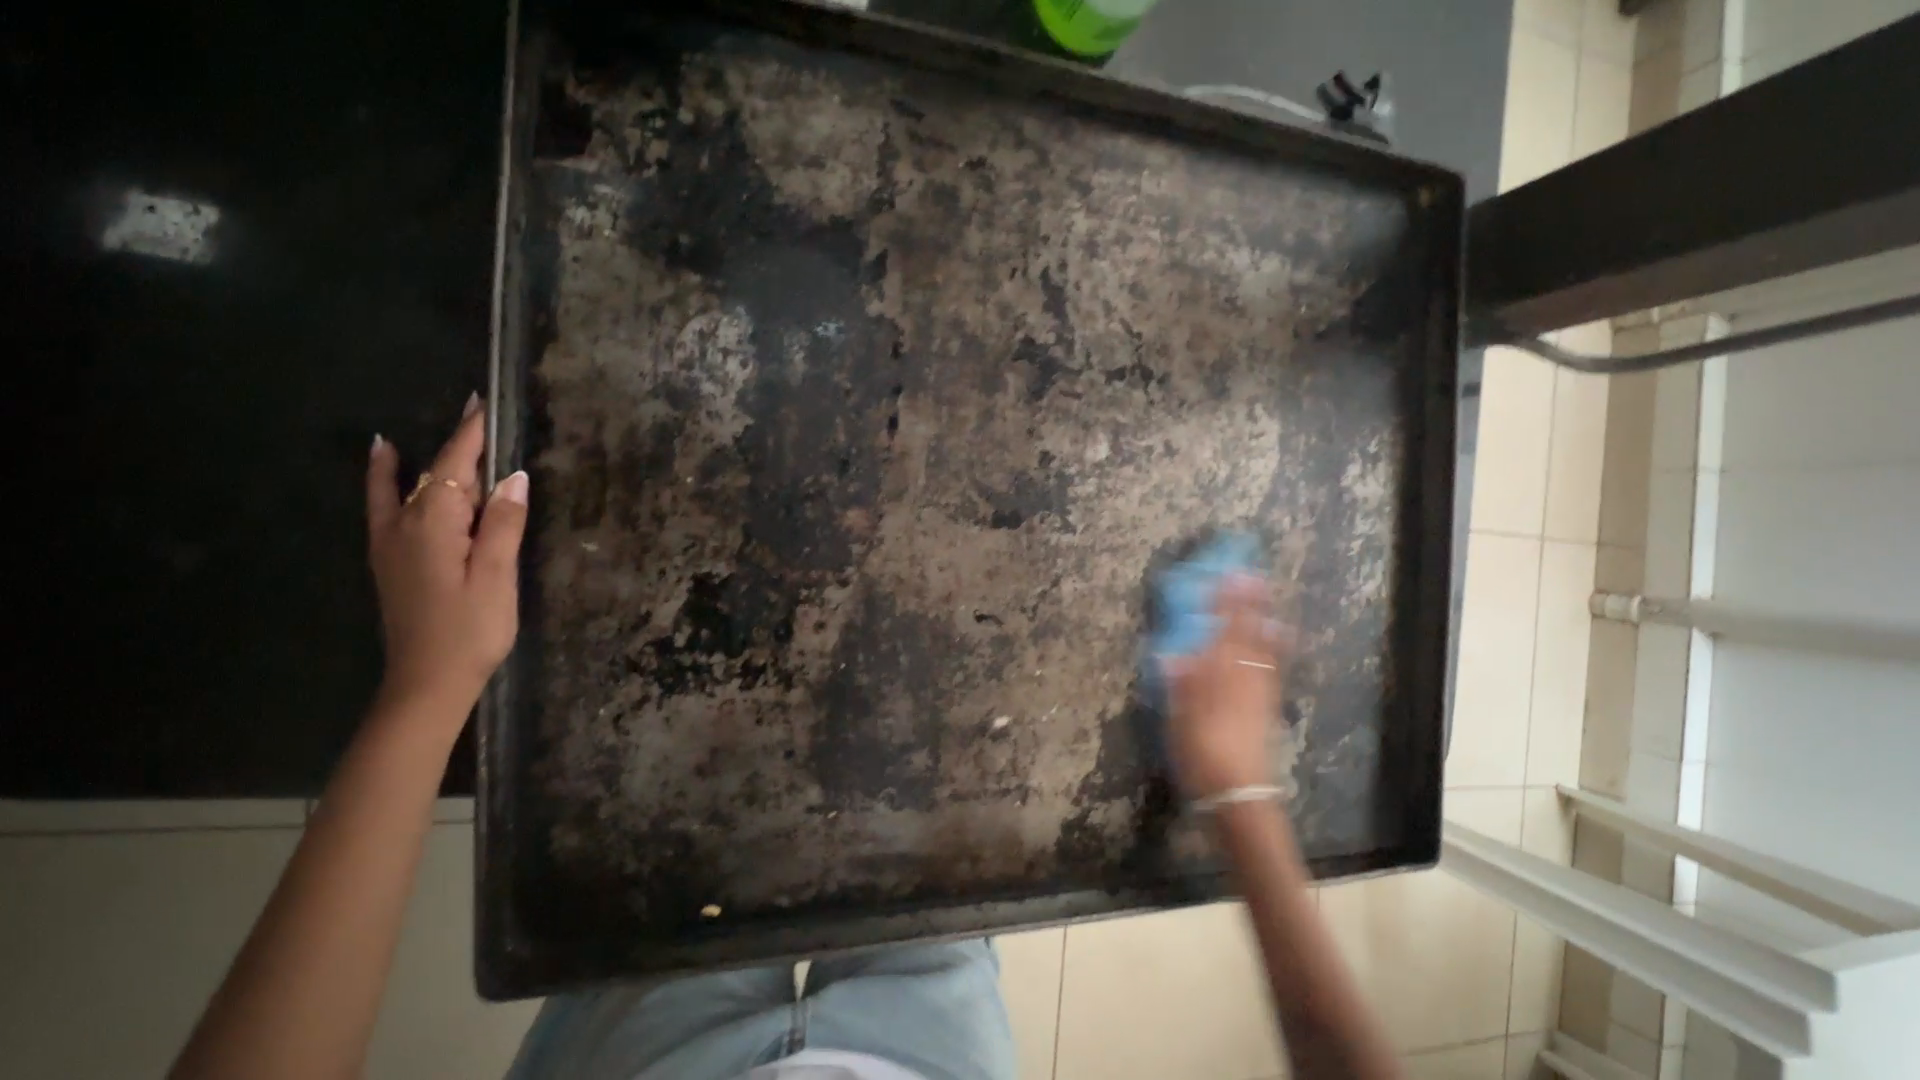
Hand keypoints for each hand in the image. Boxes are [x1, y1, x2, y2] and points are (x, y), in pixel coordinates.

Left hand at [365, 395, 528, 727]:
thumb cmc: (470, 631)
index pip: (456, 467)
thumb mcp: (496, 577)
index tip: (482, 401)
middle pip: (434, 473)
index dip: (471, 435)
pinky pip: (384, 503)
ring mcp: (390, 543)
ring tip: (440, 429)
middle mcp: (404, 525)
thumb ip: (503, 525)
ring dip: (425, 457)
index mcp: (434, 525)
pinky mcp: (389, 559)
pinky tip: (384, 460)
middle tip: (477, 411)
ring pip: (408, 486)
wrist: (426, 682)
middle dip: (458, 443)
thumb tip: (512, 478)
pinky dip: (384, 477)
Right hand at [1164, 575, 1294, 798]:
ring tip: (1266, 602)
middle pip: (1248, 635)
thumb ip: (1181, 686)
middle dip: (1250, 607)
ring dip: (1263, 621)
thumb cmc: (1201, 754)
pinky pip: (1272, 667)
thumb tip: (1173, 655)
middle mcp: (1243, 679)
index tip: (1230, 577)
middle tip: (1254, 579)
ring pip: (1264, 648)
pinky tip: (1273, 643)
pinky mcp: (1267, 709)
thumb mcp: (1180, 720)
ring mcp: (1259, 693)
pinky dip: (1272, 649)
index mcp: (1219, 677)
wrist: (1238, 792)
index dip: (1227, 605)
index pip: (1224, 632)